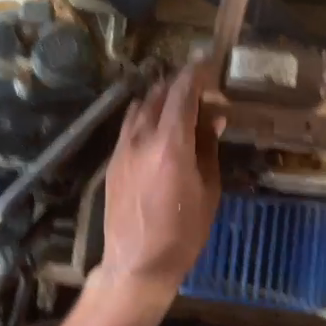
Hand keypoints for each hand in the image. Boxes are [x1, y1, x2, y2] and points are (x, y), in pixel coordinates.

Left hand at [99, 64, 219, 301]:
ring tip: (179, 104)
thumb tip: (213, 117)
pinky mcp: (112, 161)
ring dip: (159, 98)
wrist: (137, 262)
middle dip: (178, 84)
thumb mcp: (207, 190)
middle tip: (199, 85)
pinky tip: (158, 128)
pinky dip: (145, 117)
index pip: (182, 93)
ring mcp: (122, 149)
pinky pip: (129, 126)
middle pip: (158, 94)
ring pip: (139, 107)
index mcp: (170, 145)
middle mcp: (141, 138)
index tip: (208, 62)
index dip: (196, 73)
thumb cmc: (183, 233)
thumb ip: (208, 148)